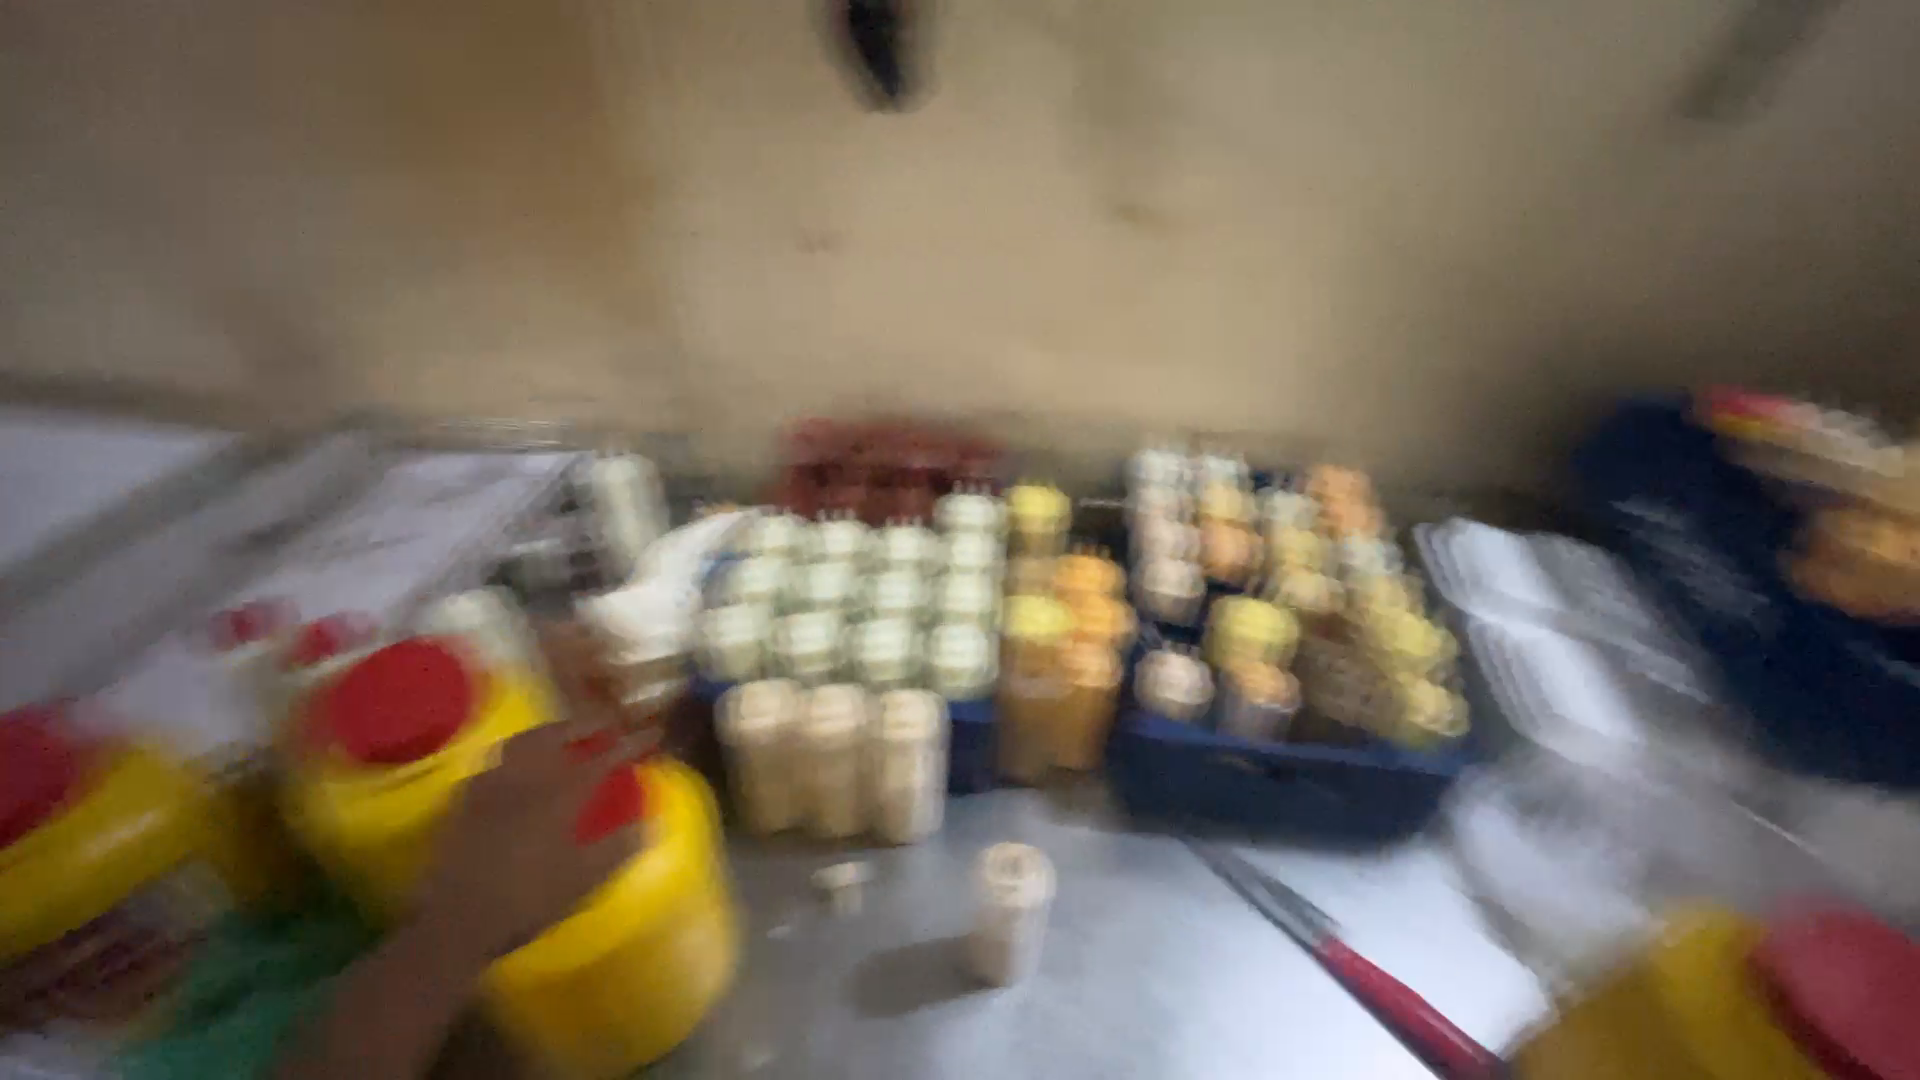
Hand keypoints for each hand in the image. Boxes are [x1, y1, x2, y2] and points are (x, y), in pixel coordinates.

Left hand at [412, 719, 636, 961]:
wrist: (453, 925)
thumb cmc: (525, 901)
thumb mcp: (583, 880)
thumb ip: (618, 848)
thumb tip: (649, 824)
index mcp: (560, 795)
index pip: (604, 758)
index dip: (631, 743)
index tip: (652, 732)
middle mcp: (525, 781)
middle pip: (555, 735)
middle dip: (583, 724)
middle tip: (604, 724)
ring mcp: (490, 789)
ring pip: (520, 743)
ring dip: (546, 733)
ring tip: (561, 737)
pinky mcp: (463, 805)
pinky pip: (492, 766)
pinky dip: (512, 758)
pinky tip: (515, 771)